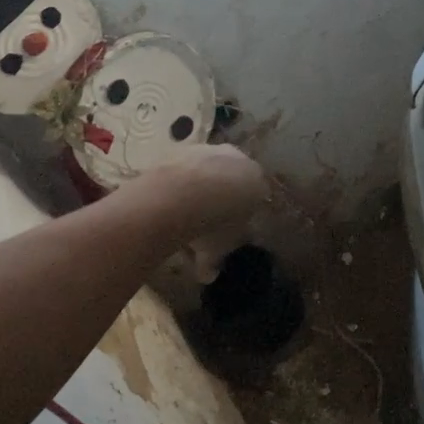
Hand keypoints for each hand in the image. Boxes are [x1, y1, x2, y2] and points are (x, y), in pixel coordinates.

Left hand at [139, 145, 269, 281]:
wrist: (181, 194)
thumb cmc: (212, 225)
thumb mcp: (217, 250)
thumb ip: (214, 262)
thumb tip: (208, 275)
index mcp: (256, 183)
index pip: (255, 197)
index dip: (239, 216)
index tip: (225, 232)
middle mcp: (239, 159)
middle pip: (231, 180)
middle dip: (220, 198)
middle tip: (204, 222)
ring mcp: (210, 150)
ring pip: (207, 171)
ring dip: (198, 187)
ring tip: (181, 211)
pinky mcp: (184, 147)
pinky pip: (184, 168)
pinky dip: (178, 182)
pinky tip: (167, 199)